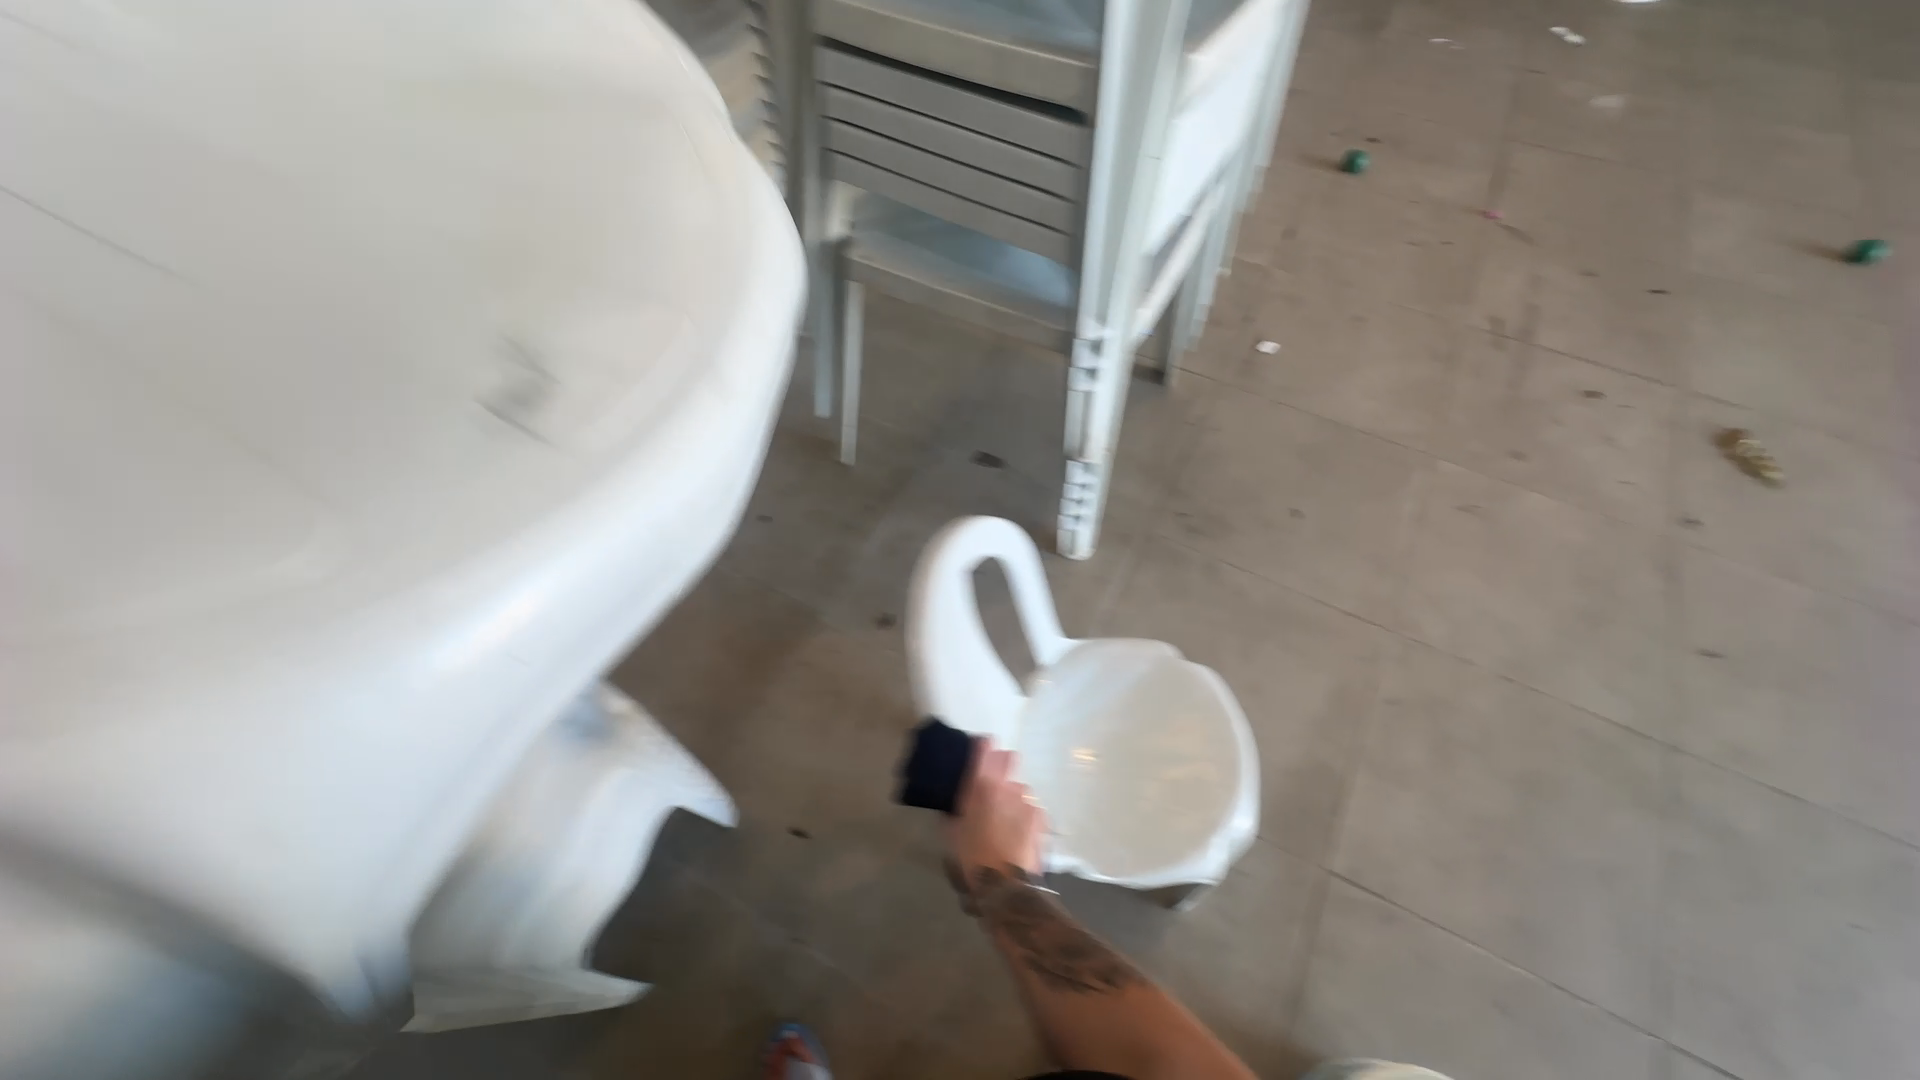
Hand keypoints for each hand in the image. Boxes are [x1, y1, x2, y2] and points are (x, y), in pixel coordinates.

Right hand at [949, 739, 1043, 894]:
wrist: (1005, 886)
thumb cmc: (971, 858)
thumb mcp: (952, 834)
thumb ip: (951, 812)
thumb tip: (951, 804)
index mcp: (981, 787)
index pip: (986, 747)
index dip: (984, 746)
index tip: (981, 749)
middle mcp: (1006, 786)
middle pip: (1010, 759)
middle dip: (1004, 764)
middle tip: (996, 784)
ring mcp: (1027, 800)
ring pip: (1021, 787)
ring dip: (1014, 796)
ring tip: (1008, 818)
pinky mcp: (1041, 816)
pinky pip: (1032, 807)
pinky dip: (1026, 814)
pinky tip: (1020, 831)